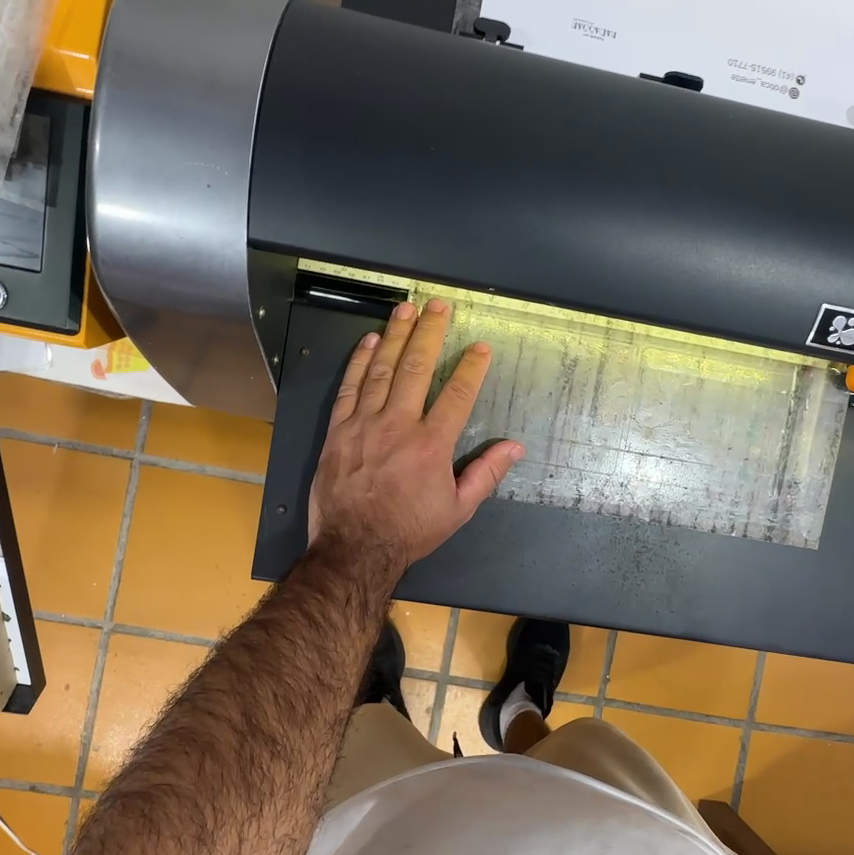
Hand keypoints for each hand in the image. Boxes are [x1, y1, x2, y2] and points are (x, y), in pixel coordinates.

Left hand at [308, 298, 523, 569]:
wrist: (354, 548)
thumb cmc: (409, 531)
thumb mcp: (458, 510)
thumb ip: (485, 475)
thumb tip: (514, 447)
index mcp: (432, 446)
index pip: (457, 395)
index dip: (471, 367)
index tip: (479, 346)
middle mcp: (399, 426)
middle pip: (417, 368)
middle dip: (430, 333)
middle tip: (438, 305)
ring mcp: (365, 425)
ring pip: (382, 371)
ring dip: (395, 336)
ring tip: (406, 309)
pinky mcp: (339, 431)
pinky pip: (350, 388)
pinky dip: (360, 362)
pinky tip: (370, 341)